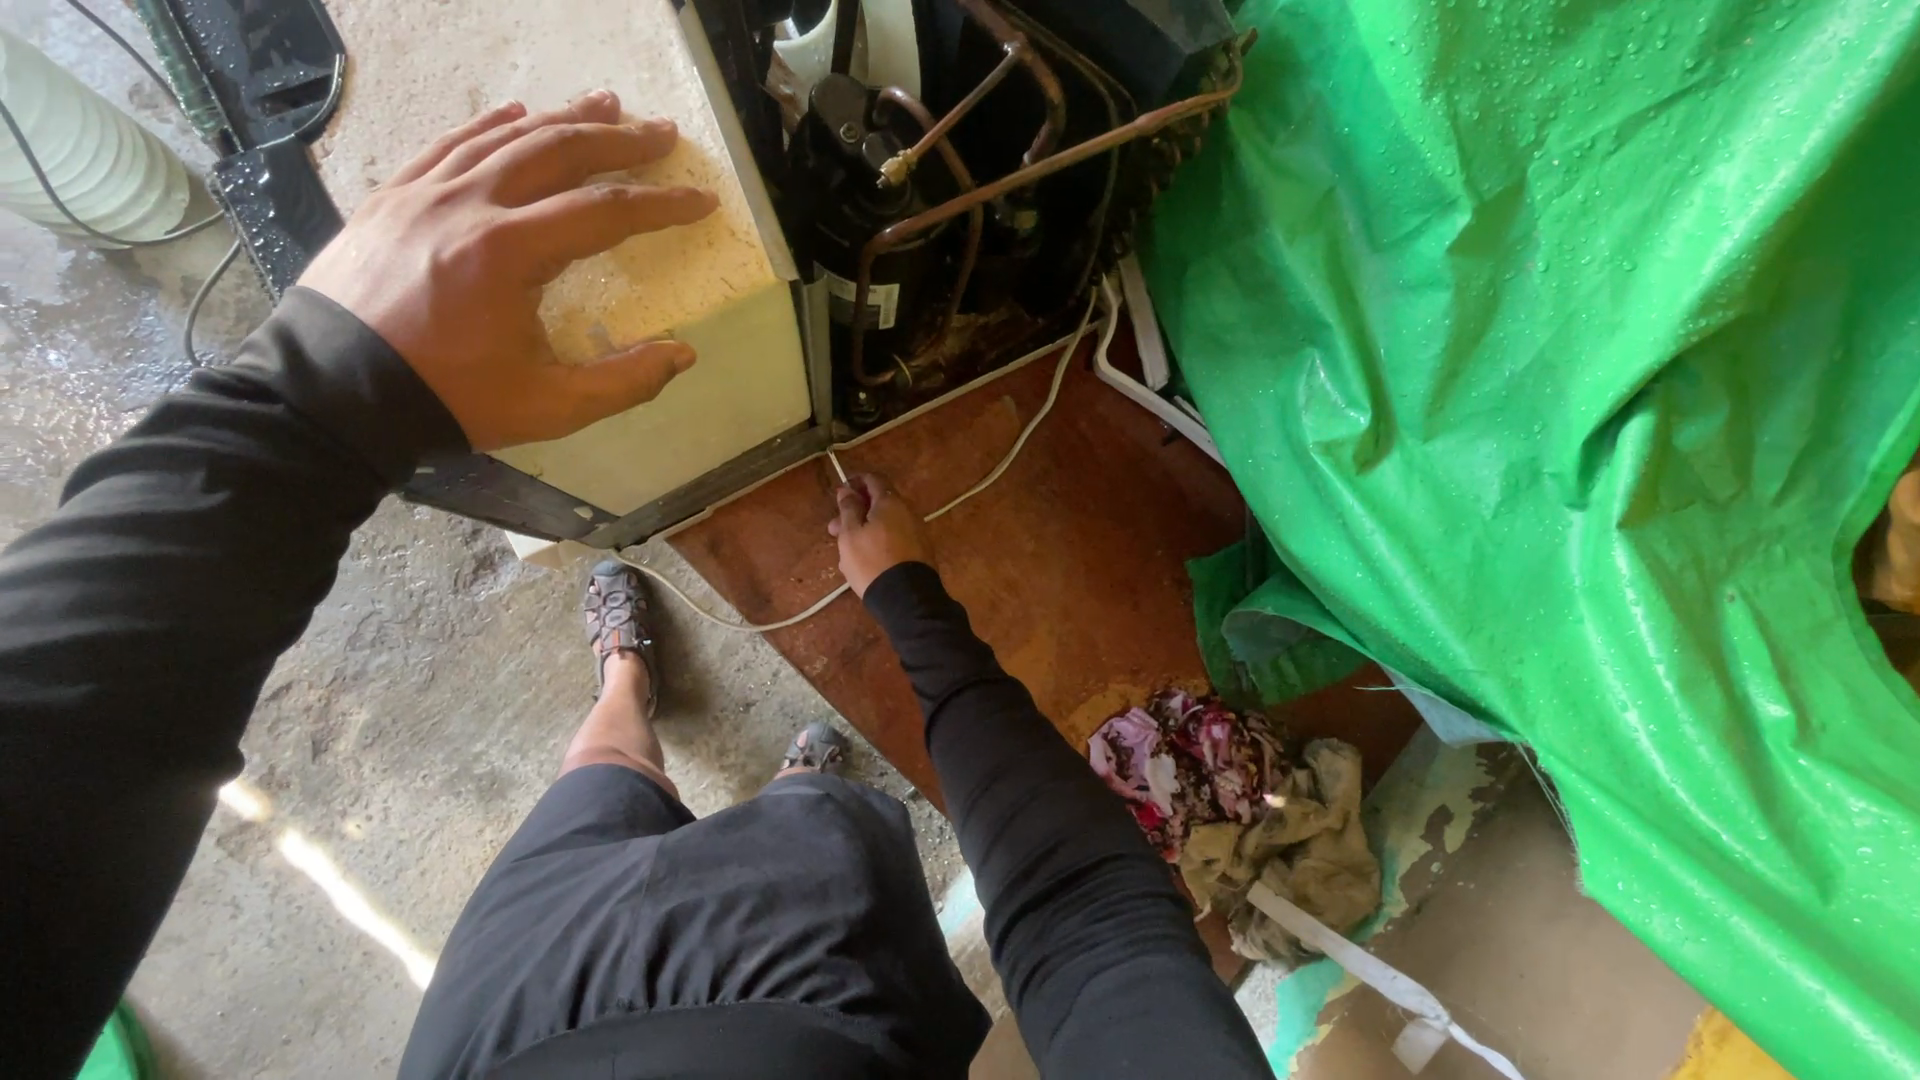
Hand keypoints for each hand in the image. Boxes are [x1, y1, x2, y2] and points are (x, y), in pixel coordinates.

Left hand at [298, 90, 719, 450]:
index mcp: (509, 253)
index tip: (700, 200)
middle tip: (663, 133)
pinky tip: (517, 113)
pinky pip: (449, 144)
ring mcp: (424, 193)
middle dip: (619, 141)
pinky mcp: (393, 197)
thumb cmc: (451, 399)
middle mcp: (469, 206)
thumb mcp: (551, 406)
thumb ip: (625, 382)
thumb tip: (684, 353)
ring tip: (605, 105)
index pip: (604, 212)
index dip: (661, 204)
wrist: (334, 394)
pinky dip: (491, 124)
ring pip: (505, 137)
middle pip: (557, 153)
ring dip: (562, 118)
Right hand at [829, 473, 931, 596]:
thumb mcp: (850, 534)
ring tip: (844, 553)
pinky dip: (878, 543)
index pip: (873, 479)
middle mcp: (908, 511)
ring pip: (885, 524)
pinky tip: (864, 562)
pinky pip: (895, 539)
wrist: (907, 598)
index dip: (855, 482)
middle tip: (833, 530)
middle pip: (879, 503)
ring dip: (864, 531)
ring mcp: (917, 532)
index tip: (839, 495)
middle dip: (855, 512)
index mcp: (890, 502)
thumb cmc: (872, 562)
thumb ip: (849, 508)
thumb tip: (847, 489)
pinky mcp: (920, 551)